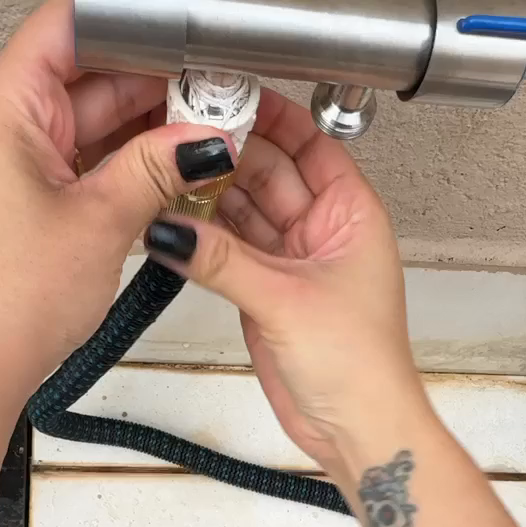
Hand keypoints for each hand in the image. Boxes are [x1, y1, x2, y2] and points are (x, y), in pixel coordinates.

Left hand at [0, 0, 237, 402]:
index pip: (72, 27)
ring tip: (198, 145)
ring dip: (143, 134)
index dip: (135, 30)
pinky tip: (165, 178)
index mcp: (5, 105)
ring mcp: (16, 165)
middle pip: (89, 76)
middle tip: (211, 106)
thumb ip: (156, 169)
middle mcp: (4, 125)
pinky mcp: (29, 202)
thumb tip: (203, 141)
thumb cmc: (8, 299)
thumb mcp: (101, 221)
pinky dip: (124, 169)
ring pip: (91, 125)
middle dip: (154, 87)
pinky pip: (83, 166)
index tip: (186, 46)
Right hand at [140, 88, 424, 475]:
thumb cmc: (359, 364)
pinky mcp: (265, 298)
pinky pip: (230, 257)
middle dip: (227, 158)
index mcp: (350, 215)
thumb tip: (171, 229)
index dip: (270, 119)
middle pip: (269, 176)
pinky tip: (175, 227)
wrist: (353, 427)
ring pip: (244, 217)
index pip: (309, 145)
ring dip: (210, 202)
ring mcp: (290, 266)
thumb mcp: (287, 299)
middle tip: (177, 141)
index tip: (224, 98)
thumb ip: (223, 261)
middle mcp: (320, 234)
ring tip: (166, 180)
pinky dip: (204, 244)